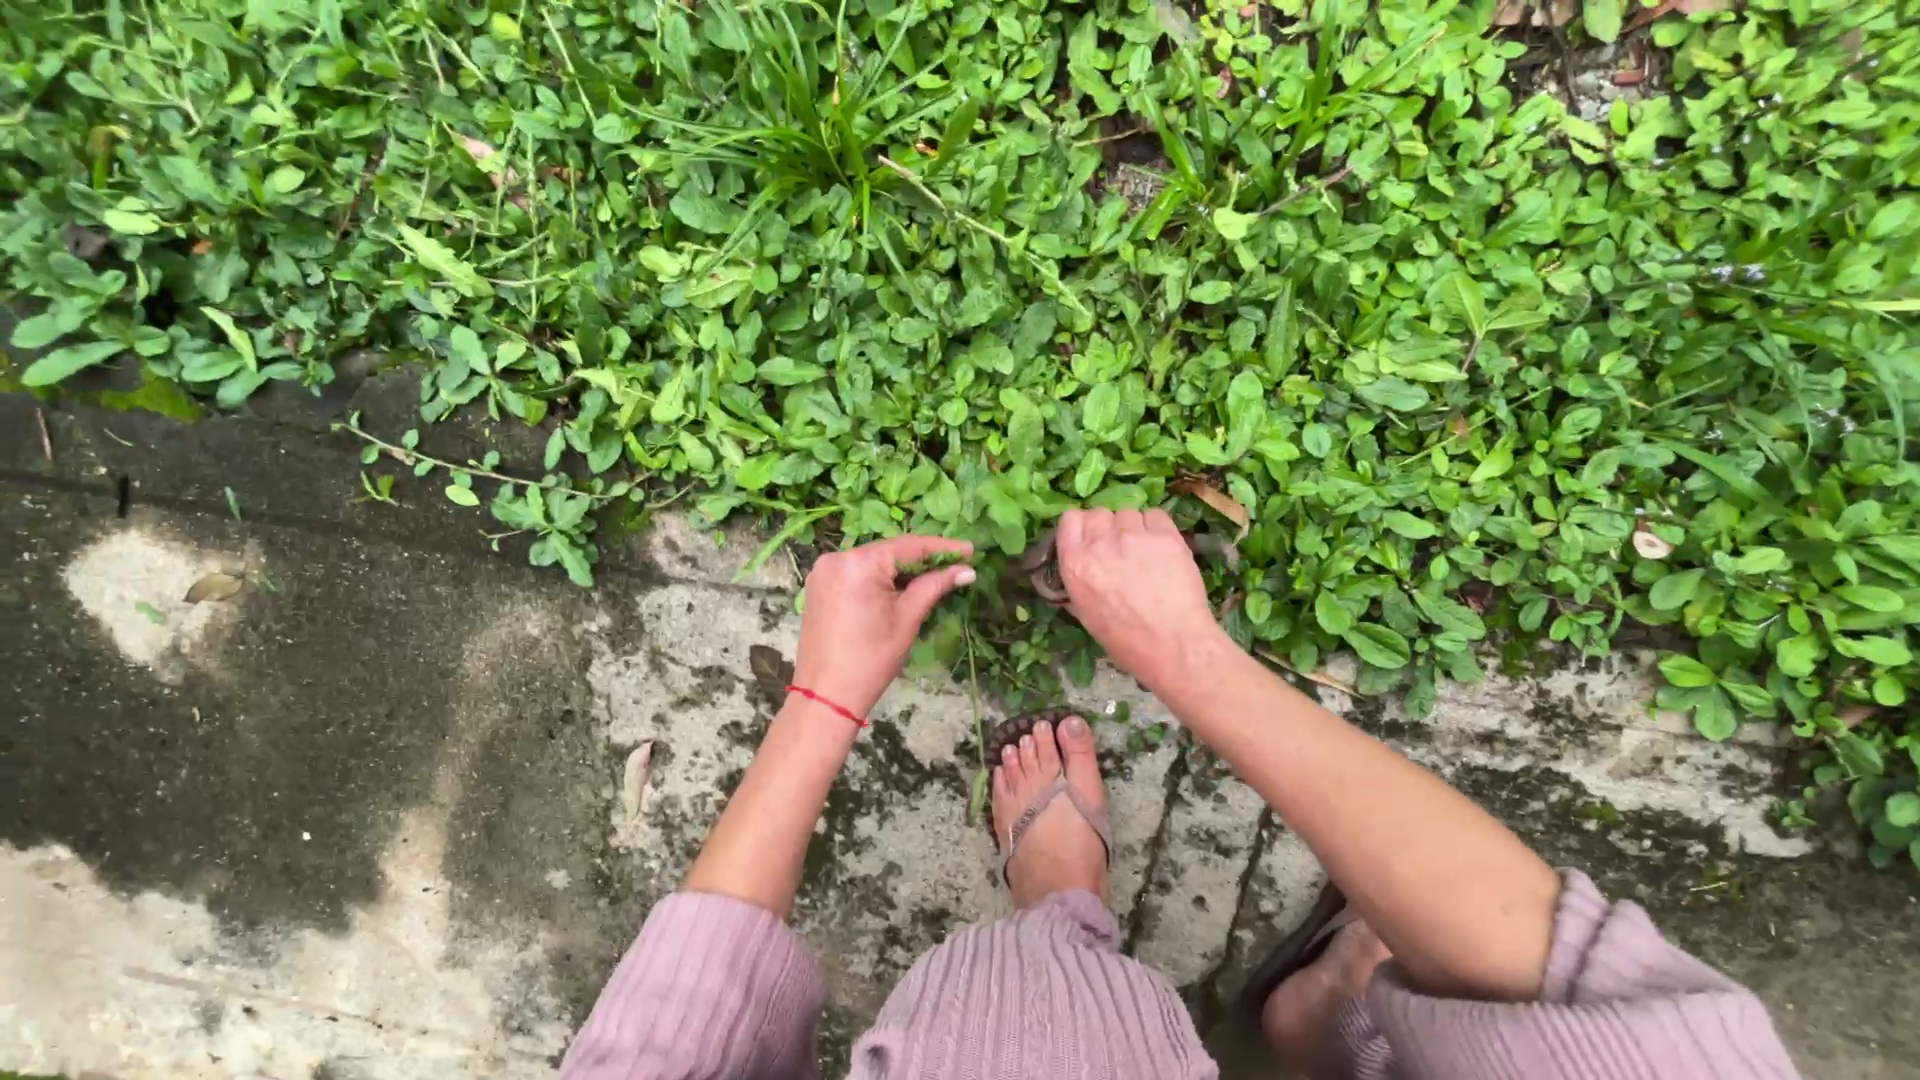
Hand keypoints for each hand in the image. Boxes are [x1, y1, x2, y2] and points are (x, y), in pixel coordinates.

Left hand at [791, 534, 976, 715]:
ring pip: (873, 561)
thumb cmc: (872, 659)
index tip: (970, 550)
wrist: (827, 695)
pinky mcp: (819, 585)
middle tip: (956, 564)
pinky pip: (857, 572)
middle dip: (922, 558)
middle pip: (889, 551)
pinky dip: (879, 577)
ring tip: (934, 575)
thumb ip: (935, 586)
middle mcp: (837, 558)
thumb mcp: (907, 618)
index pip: (908, 546)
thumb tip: (967, 570)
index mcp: (859, 563)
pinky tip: (900, 586)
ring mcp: (824, 571)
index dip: (942, 548)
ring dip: (901, 568)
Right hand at [1055, 508, 1225, 690]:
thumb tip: (1082, 569)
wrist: (1172, 644)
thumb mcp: (1086, 612)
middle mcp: (1100, 543)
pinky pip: (1155, 515)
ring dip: (1132, 527)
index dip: (1081, 526)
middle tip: (1119, 547)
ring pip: (1128, 513)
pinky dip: (1156, 527)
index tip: (1090, 537)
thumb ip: (1079, 580)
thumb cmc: (1125, 640)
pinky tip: (1161, 546)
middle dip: (1106, 526)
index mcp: (1075, 563)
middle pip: (1098, 513)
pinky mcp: (1165, 536)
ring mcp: (1134, 536)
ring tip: (1143, 550)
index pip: (1070, 519)